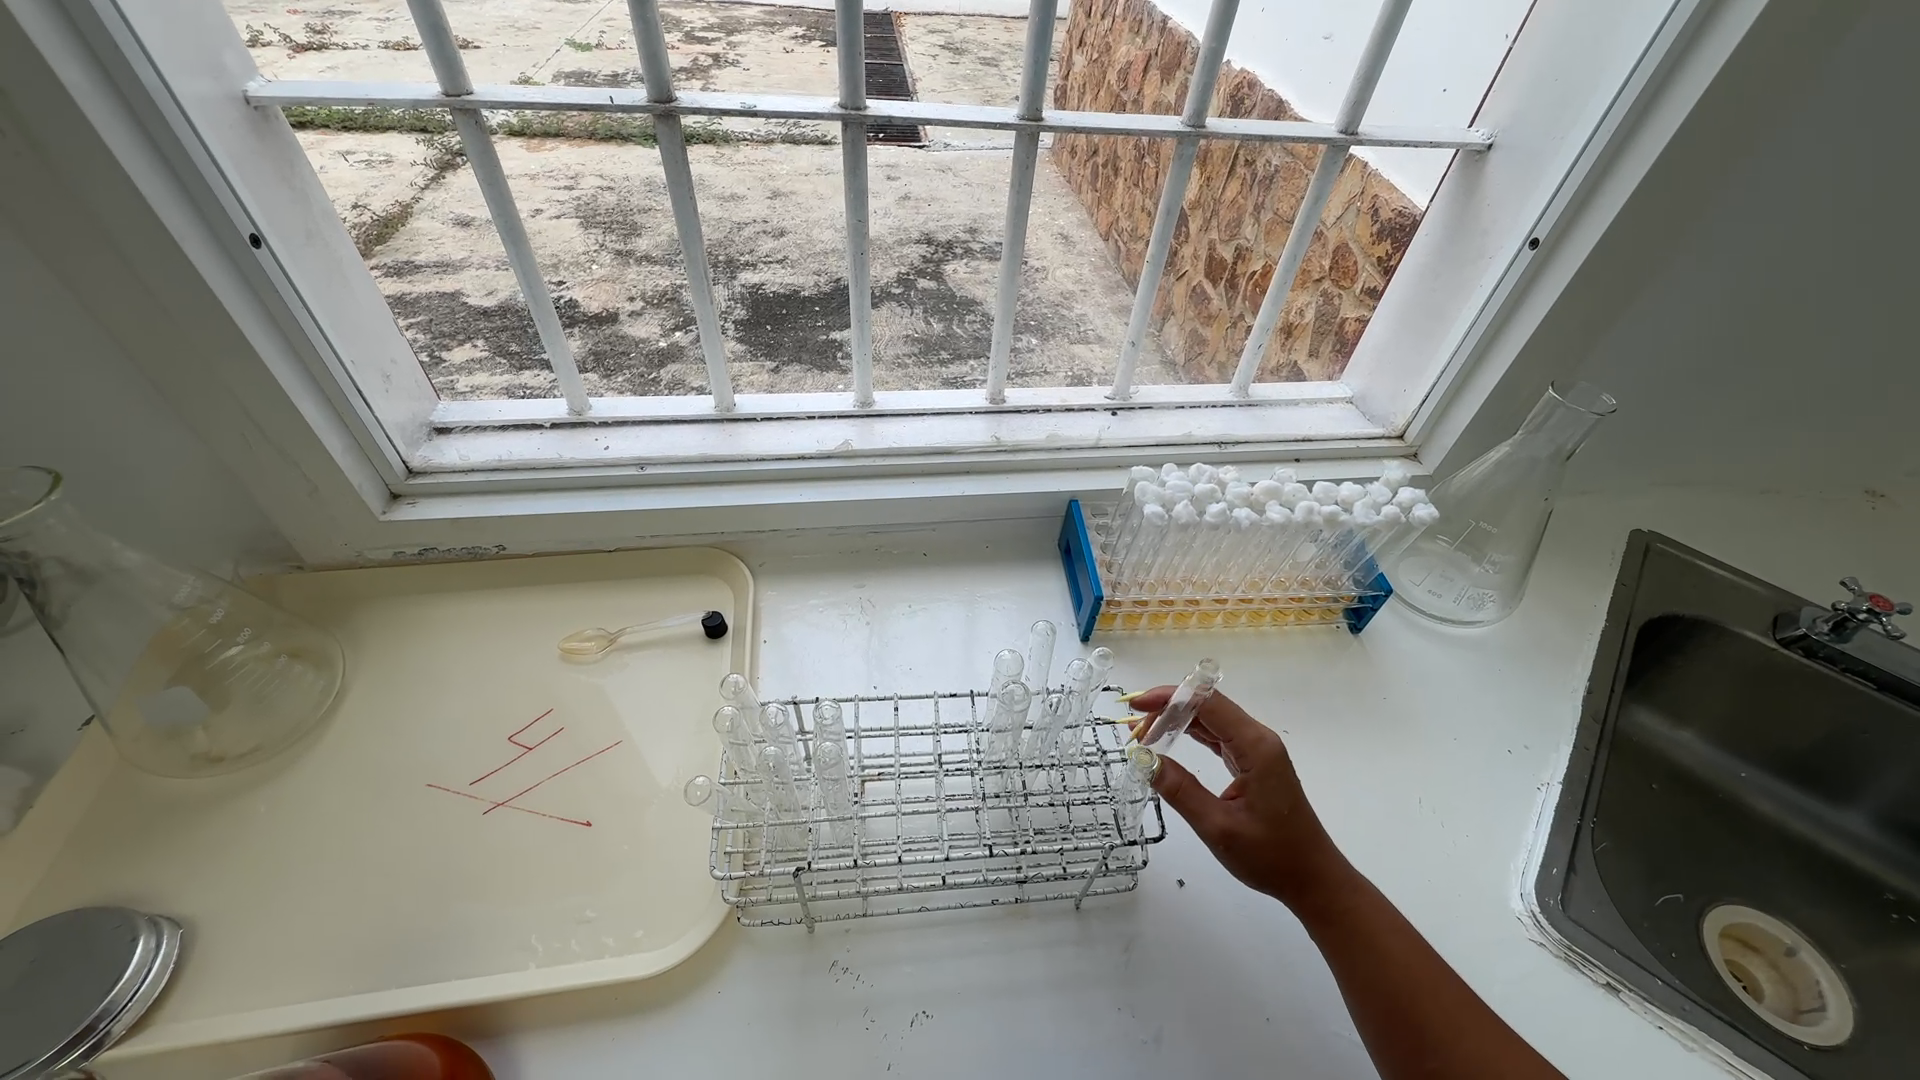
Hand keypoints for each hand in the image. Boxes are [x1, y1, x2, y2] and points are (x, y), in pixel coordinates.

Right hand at [1129, 686, 1350, 908]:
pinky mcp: (1254, 763)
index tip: (1136, 705)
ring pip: (1211, 720)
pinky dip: (1191, 735)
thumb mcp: (1218, 827)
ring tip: (1144, 736)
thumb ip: (1180, 790)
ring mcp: (1258, 751)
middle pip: (1207, 706)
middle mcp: (1258, 740)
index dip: (1169, 697)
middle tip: (1135, 733)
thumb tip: (1144, 760)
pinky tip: (1169, 742)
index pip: (1207, 702)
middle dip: (1167, 710)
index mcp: (1255, 747)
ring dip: (1176, 722)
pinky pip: (1218, 737)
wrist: (1314, 880)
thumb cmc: (1272, 857)